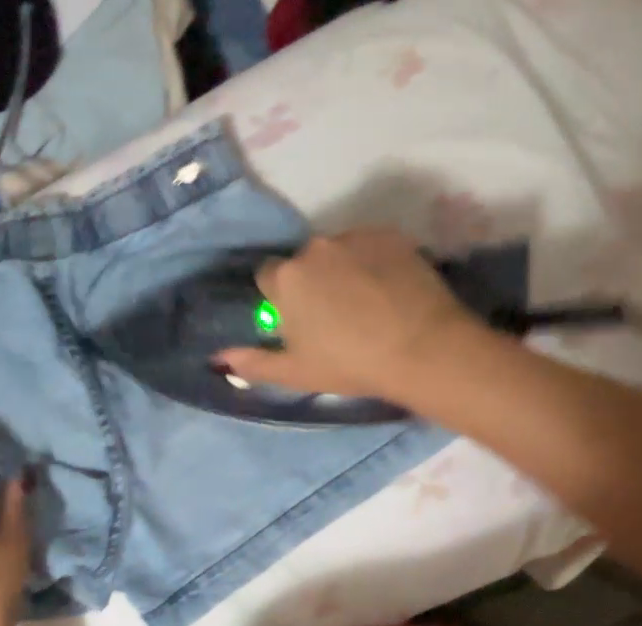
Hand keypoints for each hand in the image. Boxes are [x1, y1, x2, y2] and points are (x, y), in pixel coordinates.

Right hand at [218, 229, 485, 403]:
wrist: (423, 348)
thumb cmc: (350, 364)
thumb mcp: (296, 373)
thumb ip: (253, 362)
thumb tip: (218, 359)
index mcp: (286, 277)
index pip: (267, 276)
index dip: (279, 299)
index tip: (297, 321)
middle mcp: (316, 247)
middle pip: (304, 263)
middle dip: (312, 283)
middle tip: (335, 318)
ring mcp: (356, 237)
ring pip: (338, 252)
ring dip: (343, 271)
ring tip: (367, 305)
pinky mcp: (392, 235)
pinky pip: (371, 247)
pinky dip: (374, 264)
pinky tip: (389, 292)